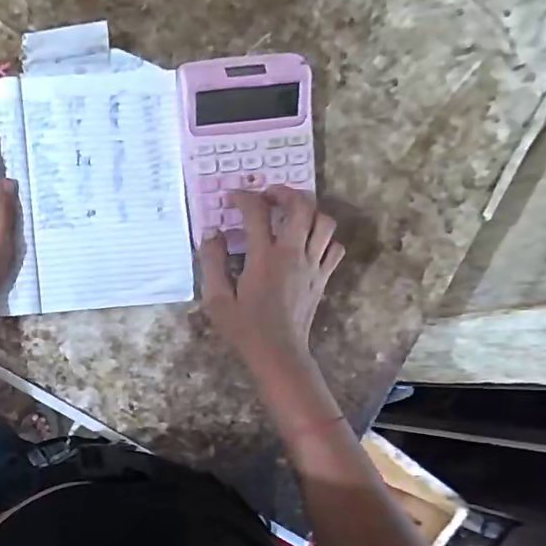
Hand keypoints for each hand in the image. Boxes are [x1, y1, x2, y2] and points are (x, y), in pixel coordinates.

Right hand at [198, 186, 345, 374]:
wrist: (278, 352)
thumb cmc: (244, 327)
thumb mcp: (216, 298)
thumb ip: (212, 262)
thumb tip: (211, 233)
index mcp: (264, 257)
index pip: (256, 212)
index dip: (243, 198)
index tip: (232, 198)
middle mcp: (293, 253)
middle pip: (301, 205)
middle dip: (284, 192)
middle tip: (268, 196)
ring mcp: (313, 265)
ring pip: (324, 222)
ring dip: (309, 210)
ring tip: (291, 214)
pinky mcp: (323, 277)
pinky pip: (334, 247)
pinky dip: (325, 238)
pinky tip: (309, 242)